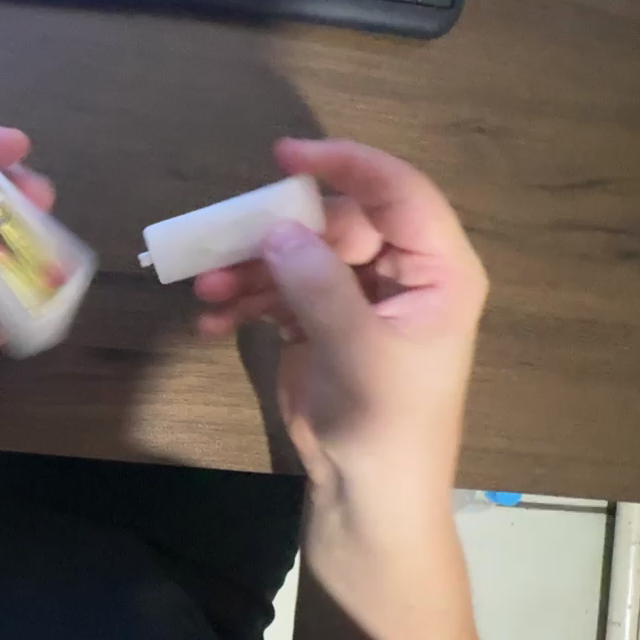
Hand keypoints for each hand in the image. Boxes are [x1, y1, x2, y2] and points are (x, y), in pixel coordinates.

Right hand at [193, 139, 487, 493]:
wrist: (364, 484)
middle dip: (272, 236)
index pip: (397, 194)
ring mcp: (351, 296)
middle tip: (220, 247)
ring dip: (247, 273)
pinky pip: (275, 292)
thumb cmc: (386, 421)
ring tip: (206, 294)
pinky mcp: (316, 320)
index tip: (285, 155)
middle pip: (330, 225)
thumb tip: (274, 232)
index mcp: (434, 270)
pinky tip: (213, 326)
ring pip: (294, 256)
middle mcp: (395, 272)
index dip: (346, 164)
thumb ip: (321, 287)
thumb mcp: (360, 352)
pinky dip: (243, 305)